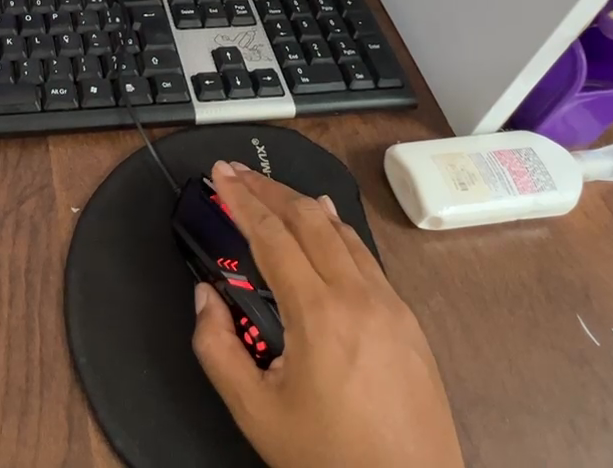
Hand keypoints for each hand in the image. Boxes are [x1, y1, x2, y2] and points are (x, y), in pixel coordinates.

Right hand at [192, 160, 461, 467]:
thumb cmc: (331, 457)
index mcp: (319, 314)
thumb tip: (204, 296)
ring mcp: (390, 305)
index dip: (242, 199)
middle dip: (268, 188)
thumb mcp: (255, 412)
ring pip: (341, 231)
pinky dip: (336, 228)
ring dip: (301, 203)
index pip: (271, 235)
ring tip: (271, 188)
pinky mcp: (408, 321)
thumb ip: (217, 348)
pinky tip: (326, 223)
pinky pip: (365, 256)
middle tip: (236, 173)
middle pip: (308, 218)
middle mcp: (358, 296)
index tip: (220, 174)